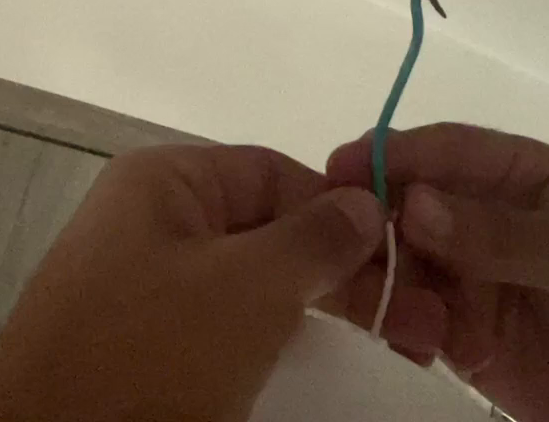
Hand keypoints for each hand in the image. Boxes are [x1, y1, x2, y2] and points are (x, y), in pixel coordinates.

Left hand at [0, 144, 387, 421]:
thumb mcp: (246, 287)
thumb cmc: (151, 352)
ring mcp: (142, 286)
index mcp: (166, 182)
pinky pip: (222, 330)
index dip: (337, 207)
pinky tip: (314, 376)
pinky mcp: (142, 347)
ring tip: (378, 349)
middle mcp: (151, 221)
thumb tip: (365, 202)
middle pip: (263, 230)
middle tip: (407, 321)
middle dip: (335, 271)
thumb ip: (312, 239)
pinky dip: (271, 347)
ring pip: (248, 285)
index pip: (271, 172)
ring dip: (311, 314)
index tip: (398, 257)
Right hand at [327, 124, 548, 421]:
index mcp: (518, 176)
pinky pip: (410, 314)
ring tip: (371, 294)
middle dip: (373, 213)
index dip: (395, 153)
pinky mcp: (459, 335)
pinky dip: (394, 319)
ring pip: (401, 256)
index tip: (343, 166)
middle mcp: (482, 216)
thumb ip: (501, 234)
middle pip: (409, 200)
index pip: (446, 150)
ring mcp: (468, 275)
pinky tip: (400, 334)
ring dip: (380, 270)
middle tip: (333, 235)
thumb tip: (413, 203)